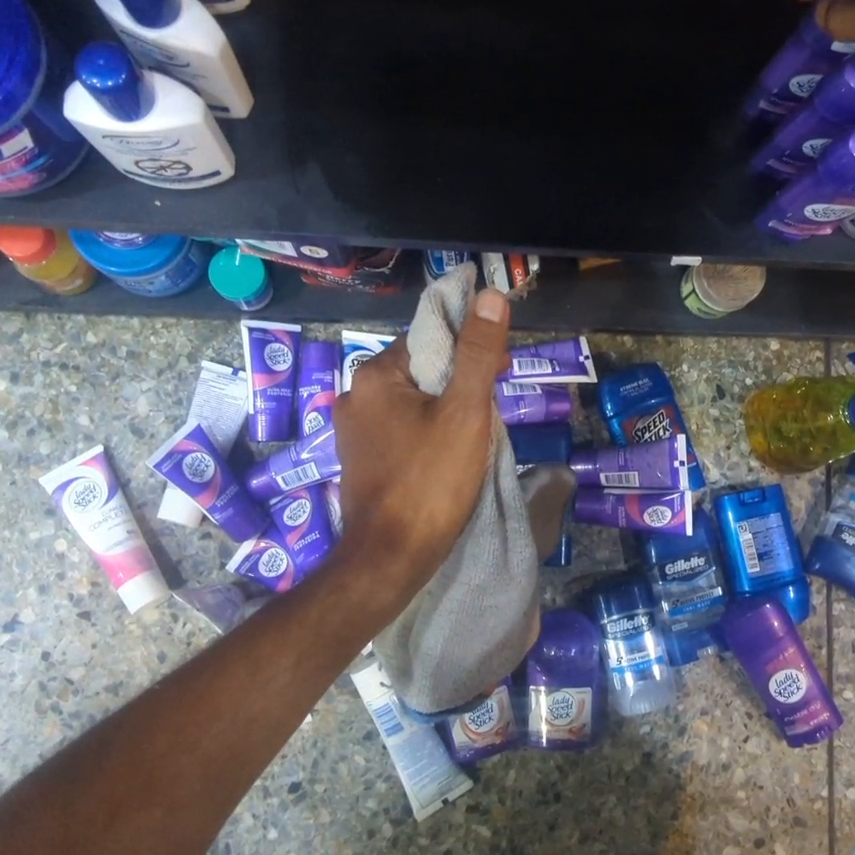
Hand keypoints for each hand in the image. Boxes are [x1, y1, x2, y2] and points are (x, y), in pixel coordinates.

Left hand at [330, 290, 510, 614]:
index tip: (502, 373)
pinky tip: (447, 459)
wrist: (390, 558)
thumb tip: (491, 295)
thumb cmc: (431, 481)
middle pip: (422, 372)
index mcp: (375, 375)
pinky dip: (427, 435)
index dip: (471, 351)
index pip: (431, 340)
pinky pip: (401, 431)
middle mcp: (355, 395)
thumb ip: (478, 353)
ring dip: (445, 411)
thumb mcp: (465, 412)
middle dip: (460, 385)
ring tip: (474, 439)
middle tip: (492, 413)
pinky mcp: (359, 460)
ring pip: (413, 404)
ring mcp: (352, 432)